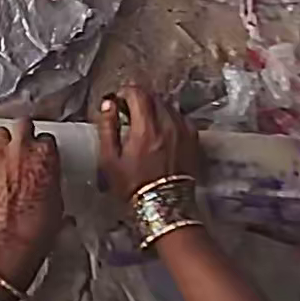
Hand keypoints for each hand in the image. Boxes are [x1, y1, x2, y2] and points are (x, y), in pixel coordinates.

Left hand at [0, 119, 63, 286]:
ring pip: (0, 132)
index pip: (47, 138)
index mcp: (46, 155)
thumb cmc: (36, 227)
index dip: (43, 148)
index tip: (42, 155)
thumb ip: (51, 183)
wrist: (9, 241)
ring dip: (4, 141)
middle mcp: (22, 148)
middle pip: (23, 124)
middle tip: (23, 146)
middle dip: (23, 133)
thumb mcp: (57, 202)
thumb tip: (49, 187)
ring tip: (4, 154)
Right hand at [92, 84, 202, 204]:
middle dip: (139, 99)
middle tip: (128, 112)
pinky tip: (161, 131)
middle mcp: (167, 125)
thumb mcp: (110, 160)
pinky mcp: (193, 139)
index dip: (125, 92)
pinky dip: (168, 118)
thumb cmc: (133, 187)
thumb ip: (107, 128)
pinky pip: (180, 117)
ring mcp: (183, 131)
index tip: (118, 101)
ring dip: (154, 108)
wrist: (164, 207)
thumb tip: (108, 104)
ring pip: (167, 105)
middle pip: (153, 96)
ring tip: (144, 123)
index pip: (138, 93)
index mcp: (146, 128)